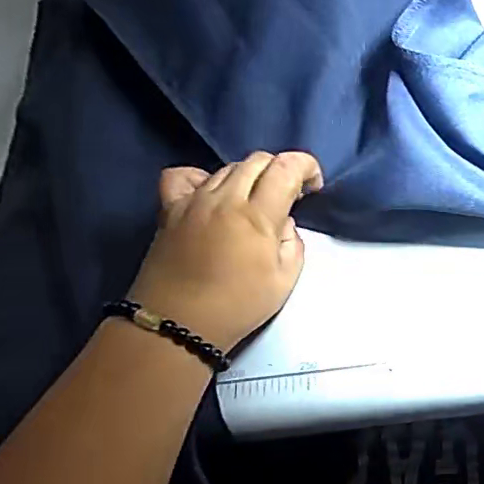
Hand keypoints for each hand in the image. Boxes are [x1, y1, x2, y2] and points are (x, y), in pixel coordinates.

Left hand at [127, 150, 323, 349]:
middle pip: (257, 161)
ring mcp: (193, 201)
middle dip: (280, 171)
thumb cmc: (239, 305)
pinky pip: (183, 176)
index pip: (285, 168)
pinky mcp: (169, 209)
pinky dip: (202, 178)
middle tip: (289, 196)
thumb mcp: (285, 279)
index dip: (306, 166)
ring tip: (255, 202)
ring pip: (226, 168)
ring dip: (249, 177)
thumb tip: (282, 222)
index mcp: (257, 216)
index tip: (314, 184)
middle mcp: (224, 199)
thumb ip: (292, 242)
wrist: (179, 322)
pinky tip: (211, 195)